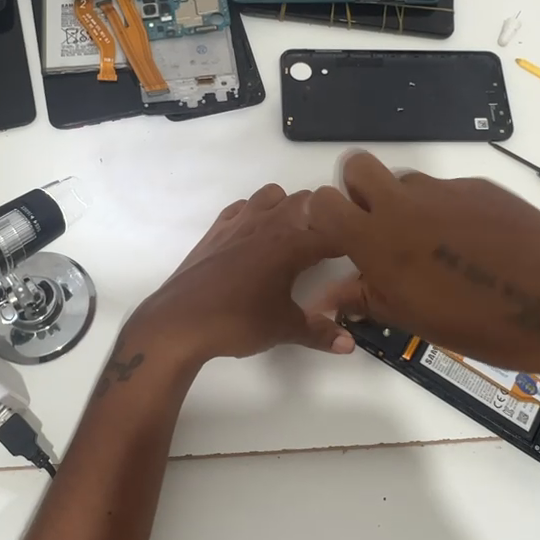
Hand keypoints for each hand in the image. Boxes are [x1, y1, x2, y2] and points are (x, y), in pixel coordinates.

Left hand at [125, 184, 354, 364]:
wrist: (179, 322)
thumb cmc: (238, 322)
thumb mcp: (284, 329)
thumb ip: (320, 333)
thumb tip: (349, 345)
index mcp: (292, 244)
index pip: (334, 231)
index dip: (352, 239)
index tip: (360, 250)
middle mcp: (268, 224)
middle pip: (306, 202)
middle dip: (322, 217)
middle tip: (327, 246)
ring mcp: (239, 222)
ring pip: (272, 195)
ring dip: (286, 207)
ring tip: (291, 237)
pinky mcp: (215, 230)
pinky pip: (241, 207)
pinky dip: (254, 213)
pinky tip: (254, 238)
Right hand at [307, 152, 539, 378]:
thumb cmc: (478, 323)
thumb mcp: (412, 318)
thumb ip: (364, 297)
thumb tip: (326, 298)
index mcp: (378, 240)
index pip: (323, 202)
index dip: (326, 217)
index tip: (342, 238)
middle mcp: (404, 204)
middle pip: (357, 165)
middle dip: (358, 189)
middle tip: (379, 226)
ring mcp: (444, 190)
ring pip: (405, 180)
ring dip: (406, 202)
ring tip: (435, 244)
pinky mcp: (479, 186)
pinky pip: (446, 190)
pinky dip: (447, 209)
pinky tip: (473, 243)